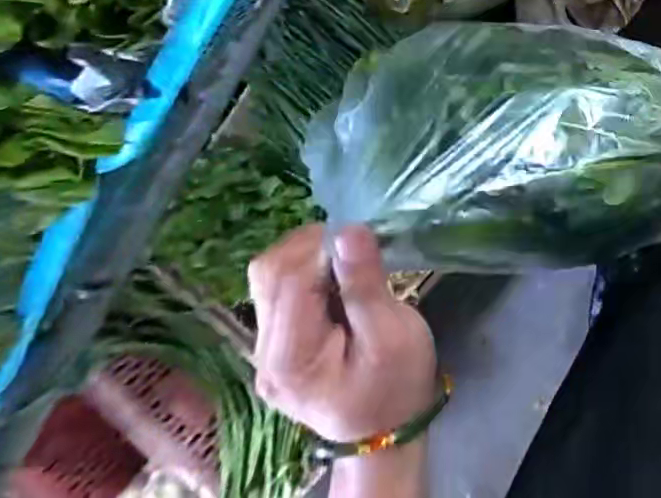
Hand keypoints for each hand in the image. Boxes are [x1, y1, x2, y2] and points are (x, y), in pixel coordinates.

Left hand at [248, 224, 438, 442]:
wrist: (387, 430)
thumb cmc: (396, 384)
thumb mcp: (393, 336)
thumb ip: (365, 284)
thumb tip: (348, 231)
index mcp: (290, 358)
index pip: (289, 278)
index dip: (322, 246)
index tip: (361, 238)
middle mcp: (264, 352)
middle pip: (270, 272)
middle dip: (311, 245)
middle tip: (354, 245)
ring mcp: (265, 347)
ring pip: (269, 274)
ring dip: (308, 253)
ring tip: (345, 260)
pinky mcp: (276, 339)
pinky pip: (279, 286)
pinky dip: (306, 267)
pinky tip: (335, 277)